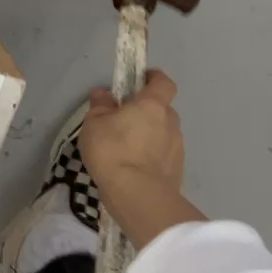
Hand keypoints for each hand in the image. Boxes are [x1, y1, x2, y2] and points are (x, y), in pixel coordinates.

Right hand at [79, 69, 204, 247]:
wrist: (137, 194)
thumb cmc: (112, 150)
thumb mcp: (94, 123)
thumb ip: (100, 106)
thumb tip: (104, 94)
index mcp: (152, 105)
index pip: (163, 83)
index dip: (154, 78)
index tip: (141, 78)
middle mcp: (170, 122)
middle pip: (163, 109)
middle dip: (147, 110)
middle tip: (123, 118)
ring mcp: (177, 147)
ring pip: (163, 132)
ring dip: (149, 134)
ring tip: (126, 146)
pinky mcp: (177, 168)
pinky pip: (163, 152)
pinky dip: (151, 154)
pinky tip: (133, 164)